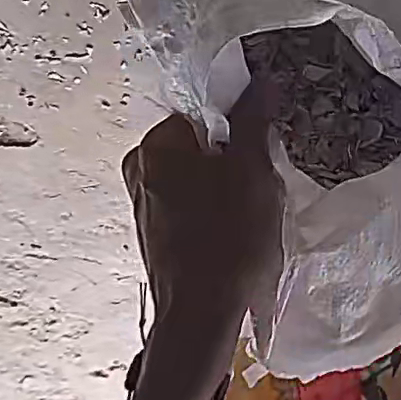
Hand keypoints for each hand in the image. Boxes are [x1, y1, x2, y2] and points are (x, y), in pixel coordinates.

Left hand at [121, 81, 284, 327]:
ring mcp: (144, 206)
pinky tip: (232, 237)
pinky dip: (214, 214)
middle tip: (256, 188)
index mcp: (155, 146)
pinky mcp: (155, 235)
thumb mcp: (252, 168)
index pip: (203, 114)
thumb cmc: (228, 235)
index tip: (256, 155)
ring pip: (199, 178)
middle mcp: (140, 170)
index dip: (237, 131)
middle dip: (233, 162)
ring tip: (247, 217)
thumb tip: (260, 81)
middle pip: (201, 146)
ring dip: (227, 190)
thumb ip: (253, 119)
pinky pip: (192, 207)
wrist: (202, 318)